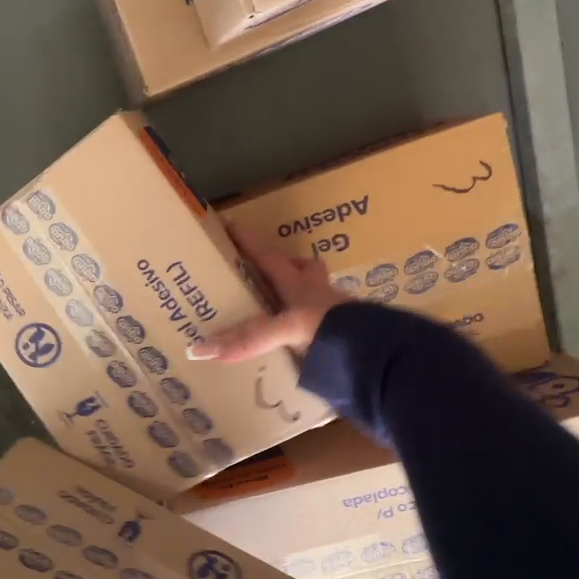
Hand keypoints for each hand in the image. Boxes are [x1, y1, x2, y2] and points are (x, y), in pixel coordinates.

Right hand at [188, 223, 350, 361]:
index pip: (268, 257)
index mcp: (299, 285)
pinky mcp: (345, 337)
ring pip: (315, 295)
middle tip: (264, 268)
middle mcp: (317, 294)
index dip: (249, 243)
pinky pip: (320, 328)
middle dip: (284, 266)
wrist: (380, 352)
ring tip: (280, 304)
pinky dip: (308, 330)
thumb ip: (246, 338)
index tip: (231, 226)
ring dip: (299, 295)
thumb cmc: (333, 327)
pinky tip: (298, 340)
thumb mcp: (284, 328)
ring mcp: (335, 314)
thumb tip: (197, 349)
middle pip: (302, 270)